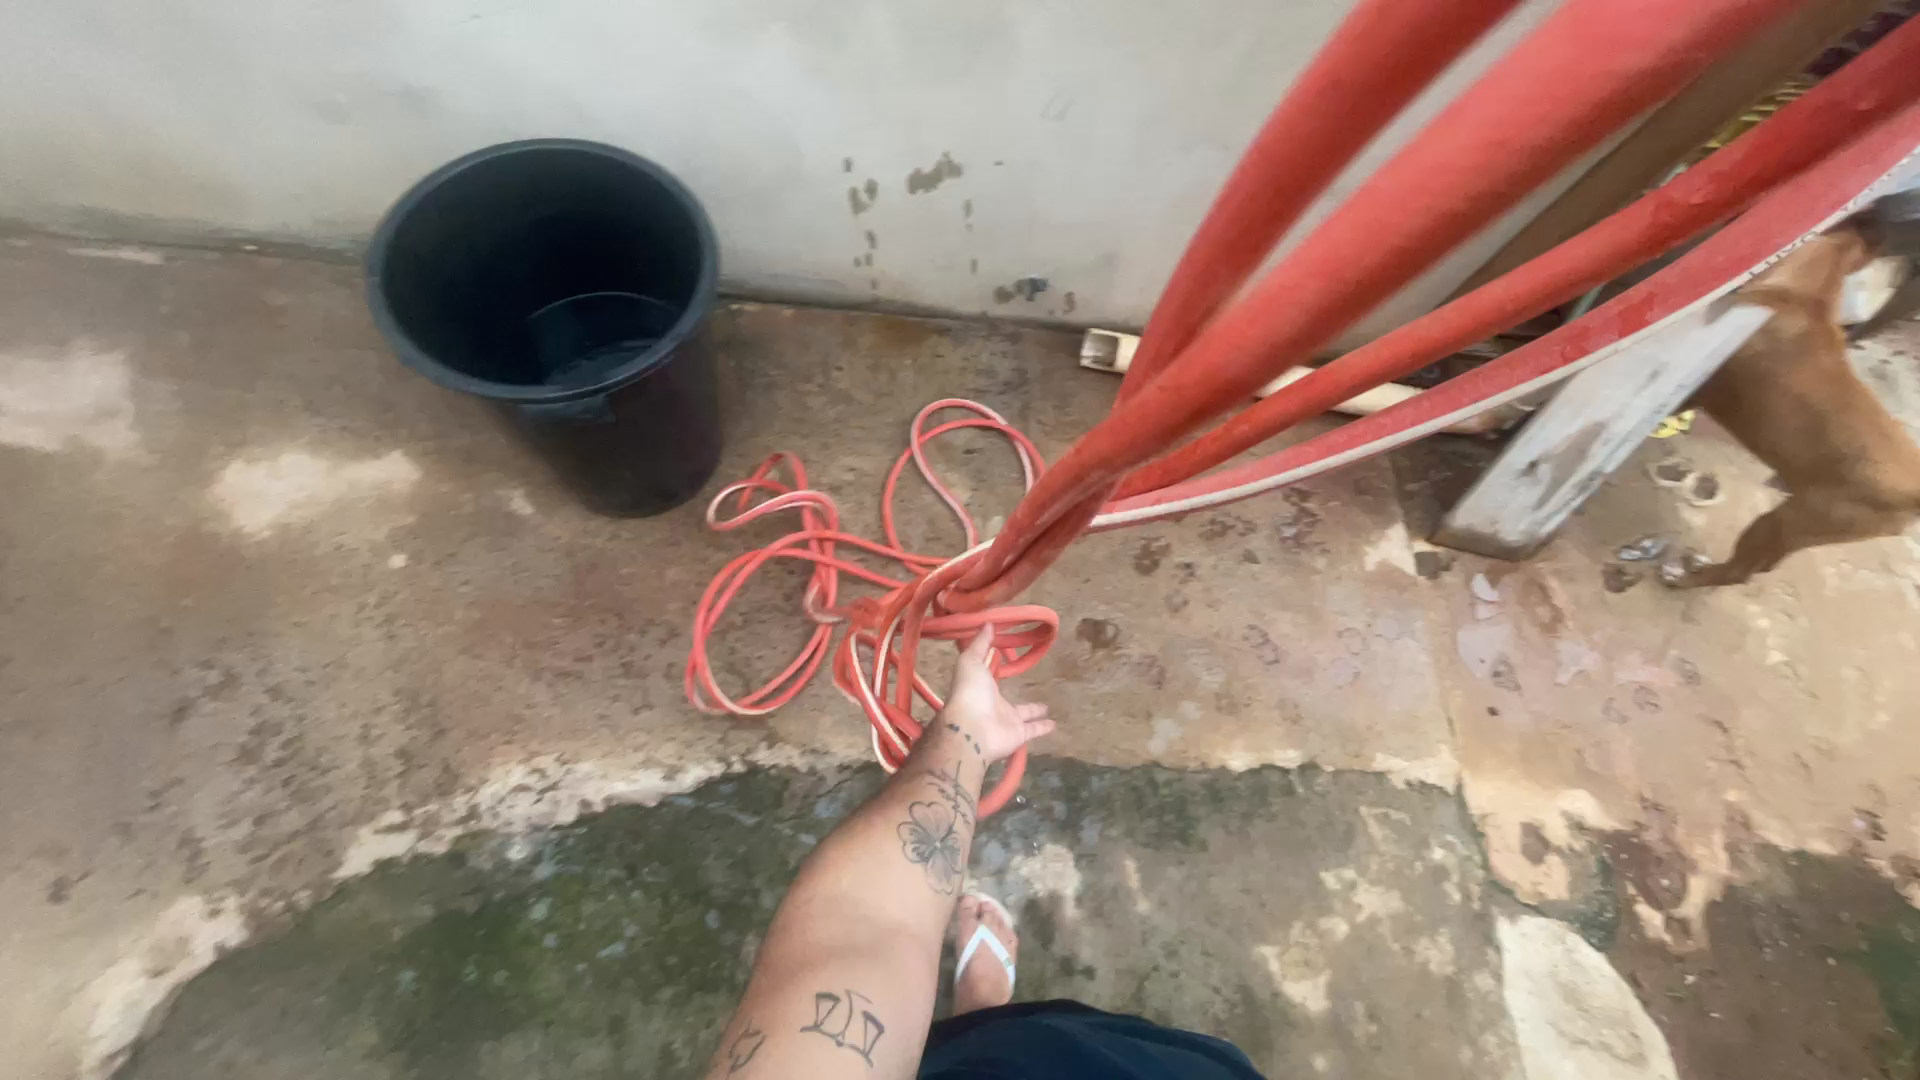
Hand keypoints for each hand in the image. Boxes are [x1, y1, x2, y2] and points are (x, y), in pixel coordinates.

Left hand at [939, 625, 1053, 762]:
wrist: (973, 729)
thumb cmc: (970, 691)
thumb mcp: (971, 661)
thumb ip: (980, 644)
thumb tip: (988, 622)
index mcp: (981, 685)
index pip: (990, 675)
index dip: (995, 665)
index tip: (1005, 655)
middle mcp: (993, 704)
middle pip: (1007, 697)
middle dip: (1014, 691)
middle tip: (1028, 682)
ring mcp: (1006, 720)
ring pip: (1023, 715)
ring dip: (1034, 711)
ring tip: (1046, 706)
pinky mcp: (1019, 734)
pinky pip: (1034, 730)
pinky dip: (1044, 727)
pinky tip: (1054, 724)